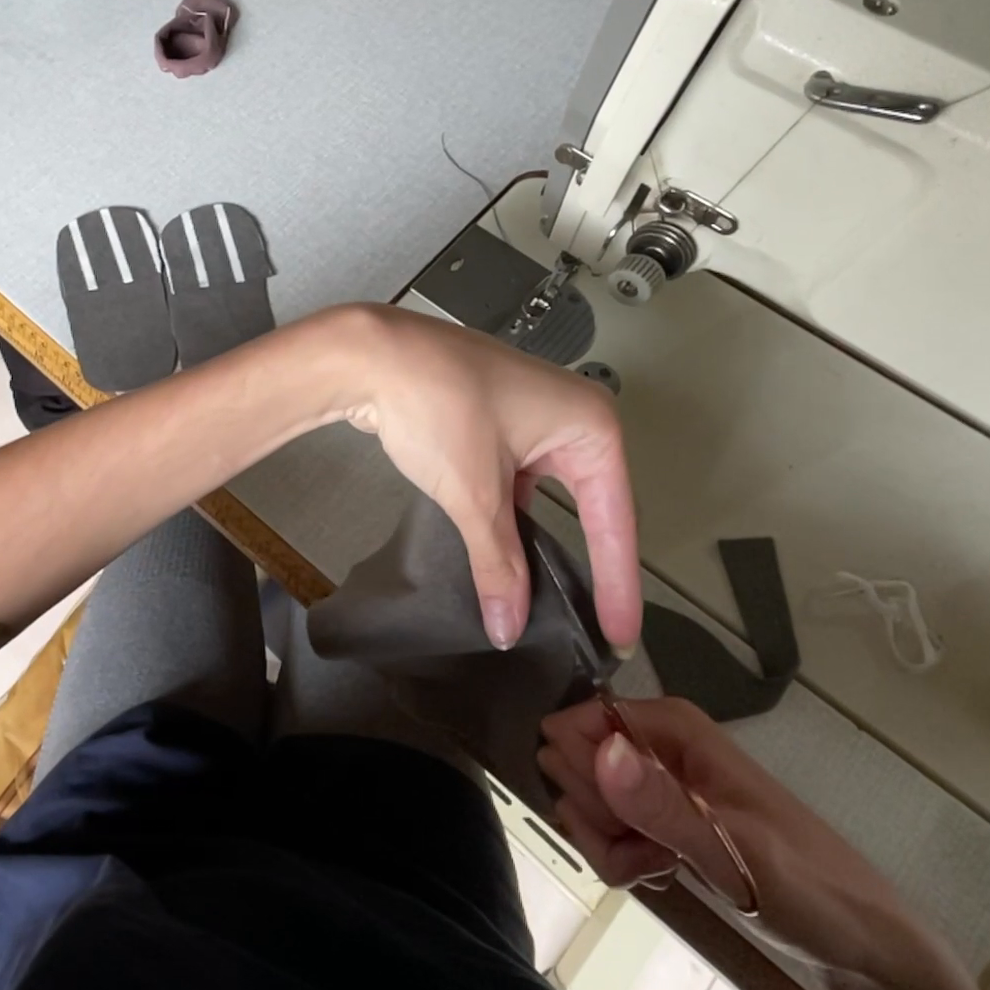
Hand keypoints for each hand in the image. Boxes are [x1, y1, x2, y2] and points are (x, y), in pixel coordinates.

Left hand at [328, 305, 640, 649]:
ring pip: (546, 496)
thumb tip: (510, 624)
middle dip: (589, 564)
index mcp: (589, 425)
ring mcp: (529, 418)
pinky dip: (508, 518)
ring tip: (544, 599)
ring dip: (538, 541)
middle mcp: (569, 417)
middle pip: (590, 507)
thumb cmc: (435, 405)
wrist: (369, 355)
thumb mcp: (474, 493)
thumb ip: (497, 562)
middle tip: (594, 624)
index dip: (617, 583)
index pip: (614, 521)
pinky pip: (515, 482)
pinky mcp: (492, 424)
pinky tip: (498, 552)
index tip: (620, 633)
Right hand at [537, 698, 979, 989]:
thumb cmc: (809, 887)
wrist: (858, 940)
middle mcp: (650, 739)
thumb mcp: (737, 851)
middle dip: (598, 816)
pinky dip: (620, 859)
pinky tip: (660, 871)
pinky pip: (597, 829)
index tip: (622, 817)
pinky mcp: (647, 812)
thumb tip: (600, 750)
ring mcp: (646, 777)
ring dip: (609, 844)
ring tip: (661, 863)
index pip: (574, 724)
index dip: (585, 776)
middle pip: (569, 763)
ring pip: (580, 801)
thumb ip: (664, 804)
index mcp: (669, 724)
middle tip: (649, 845)